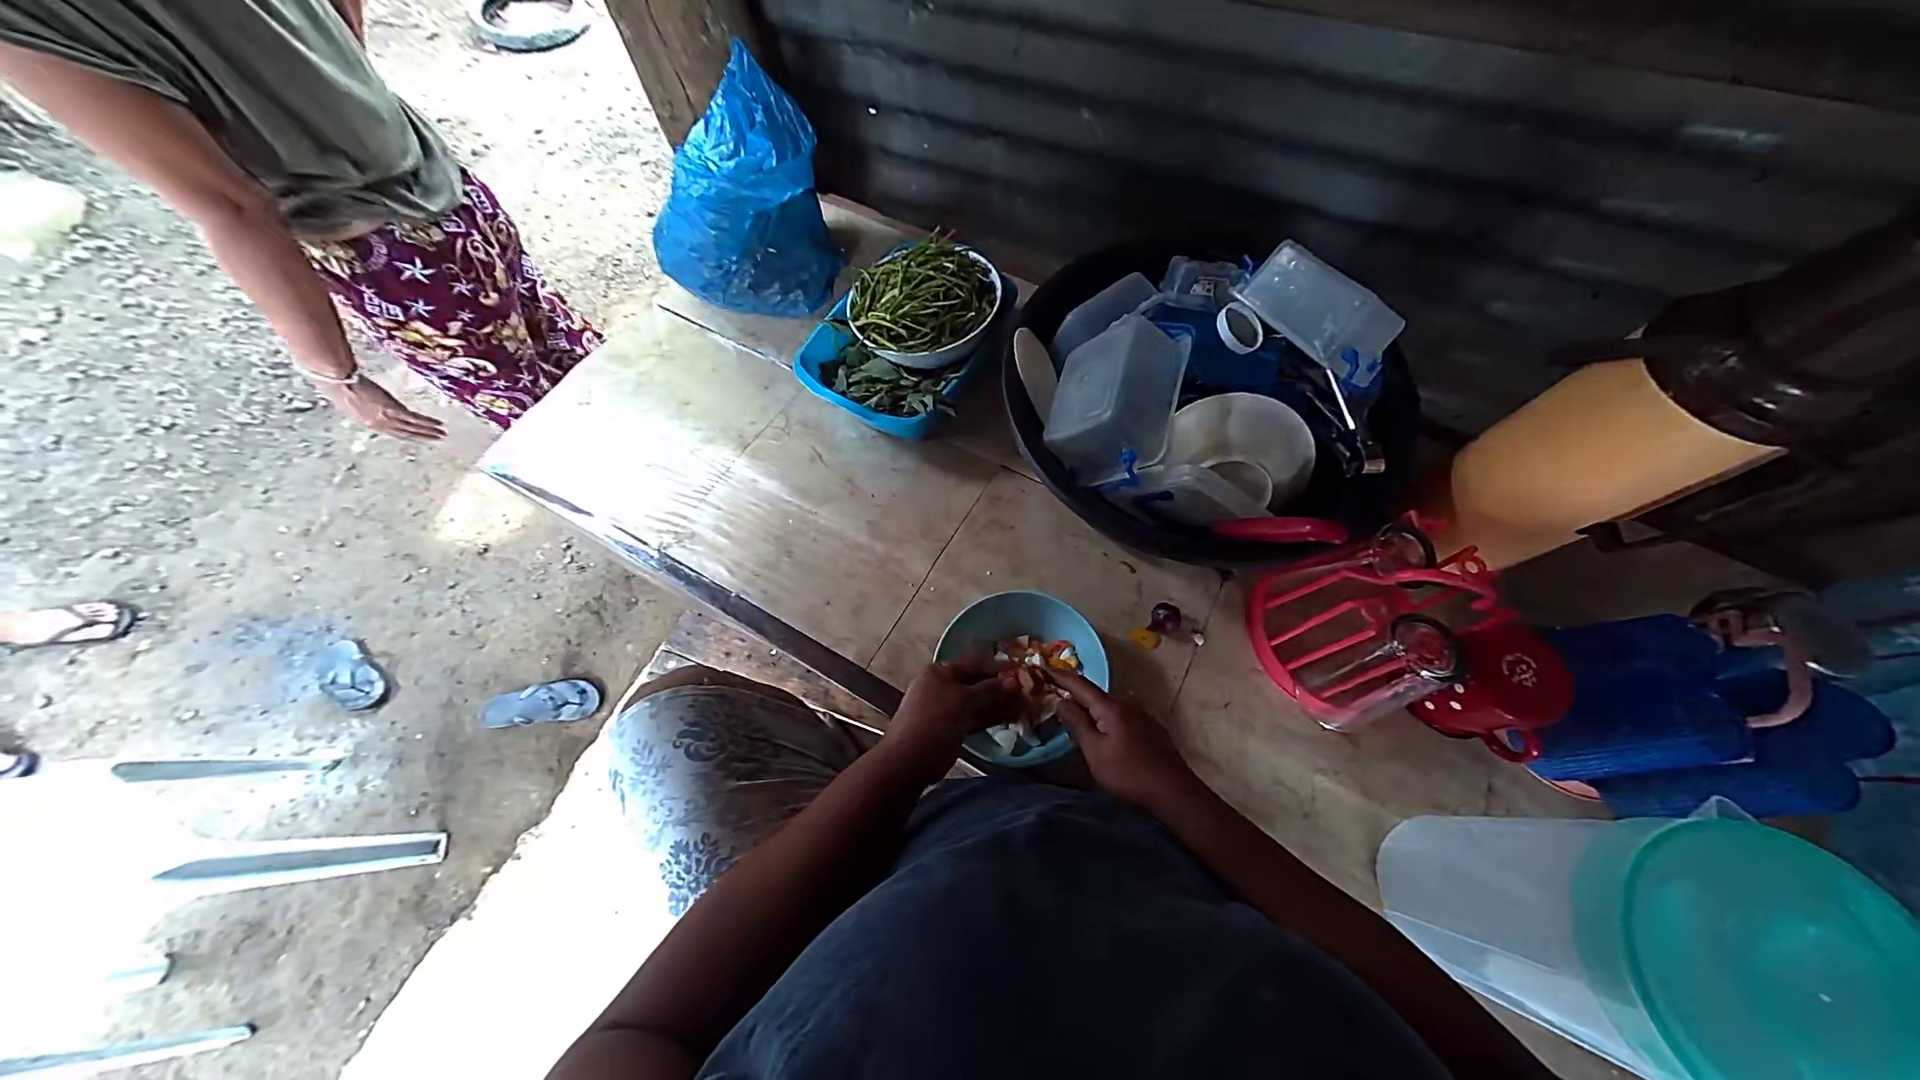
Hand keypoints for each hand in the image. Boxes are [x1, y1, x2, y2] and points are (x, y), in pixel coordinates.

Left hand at [319, 376, 445, 439]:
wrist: (338, 381)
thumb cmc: (337, 385)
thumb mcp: (348, 398)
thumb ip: (361, 402)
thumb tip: (366, 398)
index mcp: (365, 422)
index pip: (390, 431)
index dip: (406, 435)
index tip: (418, 437)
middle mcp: (378, 423)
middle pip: (404, 433)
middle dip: (422, 437)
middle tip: (437, 439)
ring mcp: (386, 417)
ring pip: (411, 428)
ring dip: (428, 431)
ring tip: (442, 433)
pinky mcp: (393, 410)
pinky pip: (414, 419)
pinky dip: (427, 422)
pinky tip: (438, 423)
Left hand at [884, 658, 1020, 767]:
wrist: (909, 760)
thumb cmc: (934, 721)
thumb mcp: (963, 701)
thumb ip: (989, 690)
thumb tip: (1012, 681)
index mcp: (940, 673)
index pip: (973, 663)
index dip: (996, 665)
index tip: (1019, 668)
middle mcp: (942, 687)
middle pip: (976, 683)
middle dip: (1000, 686)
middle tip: (1025, 688)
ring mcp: (946, 709)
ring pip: (977, 702)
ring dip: (999, 703)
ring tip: (1023, 703)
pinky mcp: (951, 729)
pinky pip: (975, 718)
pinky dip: (991, 717)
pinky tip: (1010, 716)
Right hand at [1050, 670, 1200, 808]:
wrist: (1172, 791)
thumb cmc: (1127, 772)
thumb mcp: (1094, 751)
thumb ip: (1077, 724)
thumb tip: (1061, 701)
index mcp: (1110, 707)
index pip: (1081, 685)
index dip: (1062, 676)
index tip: (1045, 669)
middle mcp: (1127, 705)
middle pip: (1096, 694)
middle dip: (1076, 693)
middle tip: (1057, 696)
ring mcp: (1142, 716)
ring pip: (1111, 706)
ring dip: (1093, 707)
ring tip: (1077, 715)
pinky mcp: (1152, 729)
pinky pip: (1123, 716)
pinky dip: (1108, 718)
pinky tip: (1106, 732)